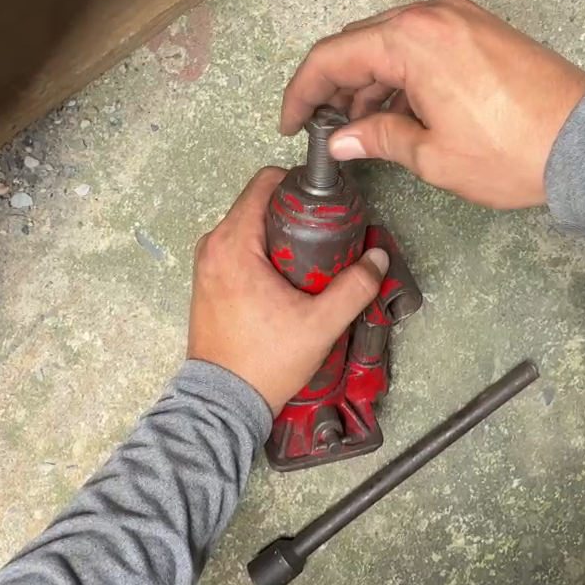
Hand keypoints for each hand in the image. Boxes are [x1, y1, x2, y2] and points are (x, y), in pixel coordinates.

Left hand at [188, 168, 388, 414]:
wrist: (224, 402)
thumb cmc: (266, 360)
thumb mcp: (321, 324)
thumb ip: (355, 287)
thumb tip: (378, 258)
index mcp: (234, 244)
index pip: (264, 183)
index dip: (299, 184)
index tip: (326, 202)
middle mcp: (213, 246)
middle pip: (259, 204)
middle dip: (294, 211)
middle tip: (328, 234)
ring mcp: (206, 264)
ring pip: (249, 227)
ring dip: (280, 233)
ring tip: (313, 257)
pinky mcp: (208, 282)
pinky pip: (239, 248)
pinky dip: (264, 251)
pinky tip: (289, 276)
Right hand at [280, 0, 584, 208]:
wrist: (584, 144)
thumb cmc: (513, 151)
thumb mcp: (433, 155)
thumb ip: (378, 139)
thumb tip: (342, 139)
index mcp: (411, 40)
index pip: (332, 57)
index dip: (302, 92)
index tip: (291, 123)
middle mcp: (433, 14)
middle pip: (361, 44)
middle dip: (337, 88)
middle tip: (329, 131)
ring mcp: (462, 17)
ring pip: (394, 44)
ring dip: (373, 83)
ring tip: (368, 129)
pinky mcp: (483, 30)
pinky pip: (426, 44)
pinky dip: (406, 74)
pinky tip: (405, 111)